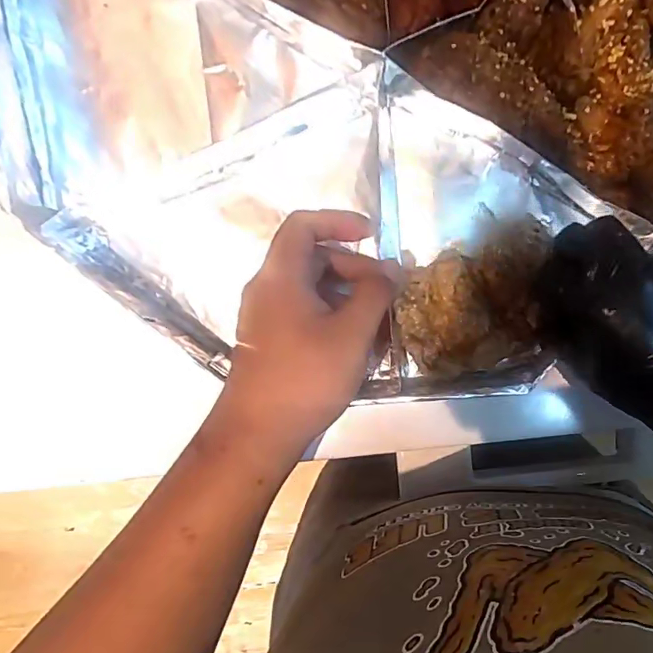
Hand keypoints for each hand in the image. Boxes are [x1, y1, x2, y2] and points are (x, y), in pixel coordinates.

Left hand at [218, 210, 400, 455]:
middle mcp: (268, 289)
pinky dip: (336, 318)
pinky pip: (308, 314)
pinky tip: (360, 346)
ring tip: (381, 324)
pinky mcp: (273, 342)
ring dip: (350, 298)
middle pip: (313, 259)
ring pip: (314, 290)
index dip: (339, 221)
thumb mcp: (351, 333)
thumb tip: (392, 268)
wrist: (259, 431)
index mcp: (280, 276)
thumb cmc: (306, 376)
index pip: (303, 225)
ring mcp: (268, 317)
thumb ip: (375, 294)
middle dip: (355, 269)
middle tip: (388, 292)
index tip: (373, 235)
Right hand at [534, 216, 652, 438]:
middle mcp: (618, 273)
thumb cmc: (634, 386)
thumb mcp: (586, 366)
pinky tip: (616, 279)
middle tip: (563, 270)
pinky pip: (631, 249)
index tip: (542, 294)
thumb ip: (563, 334)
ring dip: (591, 246)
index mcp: (594, 302)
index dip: (542, 284)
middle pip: (578, 238)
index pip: (552, 276)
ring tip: (589, 268)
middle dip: (565, 252)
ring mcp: (645, 264)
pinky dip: (616, 258)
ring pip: (608, 232)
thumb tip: (548, 314)